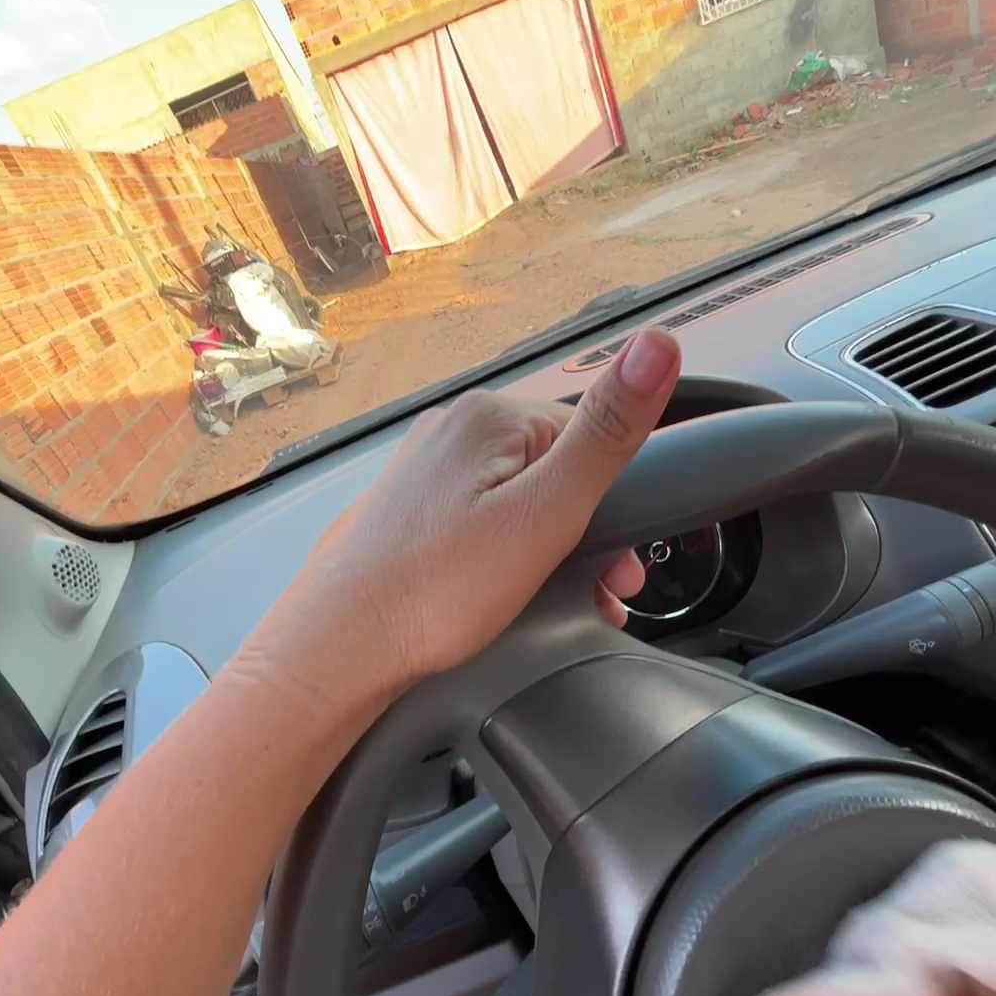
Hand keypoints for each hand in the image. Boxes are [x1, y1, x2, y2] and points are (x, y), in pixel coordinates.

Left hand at [240, 329, 682, 715]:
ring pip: (518, 500)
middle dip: (585, 532)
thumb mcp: (544, 513)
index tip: (619, 560)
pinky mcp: (412, 512)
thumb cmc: (434, 590)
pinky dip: (507, 555)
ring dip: (551, 550)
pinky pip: (481, 521)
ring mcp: (427, 473)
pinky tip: (507, 595)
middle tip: (598, 589)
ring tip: (556, 600)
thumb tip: (656, 345)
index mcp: (489, 417)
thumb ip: (605, 435)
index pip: (588, 436)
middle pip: (554, 470)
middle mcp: (452, 433)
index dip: (616, 501)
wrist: (338, 649)